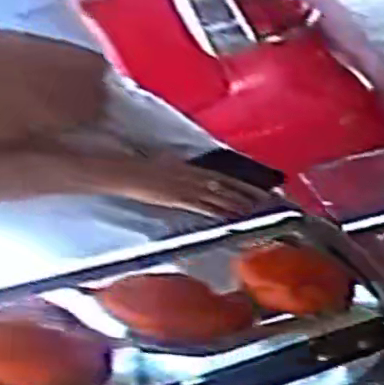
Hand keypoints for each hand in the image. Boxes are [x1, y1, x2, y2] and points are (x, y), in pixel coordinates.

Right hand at [92, 157, 272, 219]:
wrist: (112, 171)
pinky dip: (222, 213)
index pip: (224, 177)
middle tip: (271, 204)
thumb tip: (206, 180)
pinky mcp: (177, 199)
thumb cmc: (137, 169)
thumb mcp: (166, 165)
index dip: (246, 186)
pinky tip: (236, 219)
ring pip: (220, 198)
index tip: (265, 192)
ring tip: (261, 213)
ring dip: (241, 206)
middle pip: (227, 188)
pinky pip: (205, 207)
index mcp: (187, 168)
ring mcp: (184, 188)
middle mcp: (190, 177)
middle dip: (250, 197)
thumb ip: (186, 172)